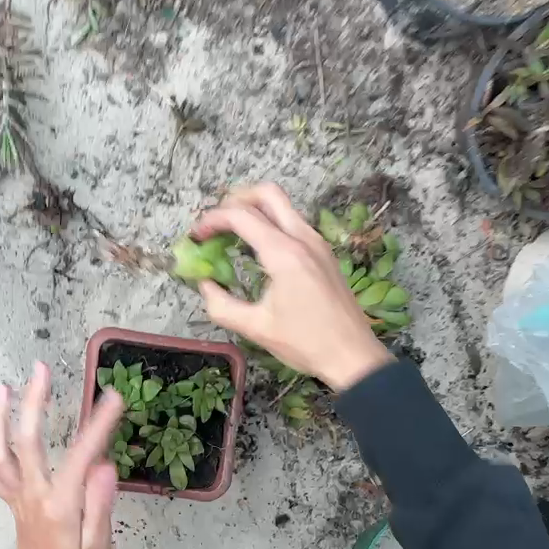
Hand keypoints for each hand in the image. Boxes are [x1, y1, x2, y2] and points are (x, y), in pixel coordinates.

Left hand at [0, 361, 126, 548]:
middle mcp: (33, 494)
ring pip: (0, 453)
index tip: (113, 397)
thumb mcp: (98, 545)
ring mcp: (17, 496)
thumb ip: (99, 505)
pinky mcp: (9, 500)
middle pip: (28, 442)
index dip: (98, 425)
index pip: (81, 456)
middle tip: (41, 370)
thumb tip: (103, 465)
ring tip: (2, 388)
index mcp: (61, 504)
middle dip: (34, 403)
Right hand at [192, 184, 393, 391]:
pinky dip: (270, 225)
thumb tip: (205, 285)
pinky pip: (293, 224)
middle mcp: (304, 238)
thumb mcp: (255, 328)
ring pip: (282, 206)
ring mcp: (317, 243)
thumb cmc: (305, 343)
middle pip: (267, 194)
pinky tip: (256, 252)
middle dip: (235, 200)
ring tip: (231, 237)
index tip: (196, 237)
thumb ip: (221, 305)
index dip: (212, 220)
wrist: (353, 355)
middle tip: (216, 224)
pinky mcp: (324, 253)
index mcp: (285, 254)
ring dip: (254, 212)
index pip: (241, 216)